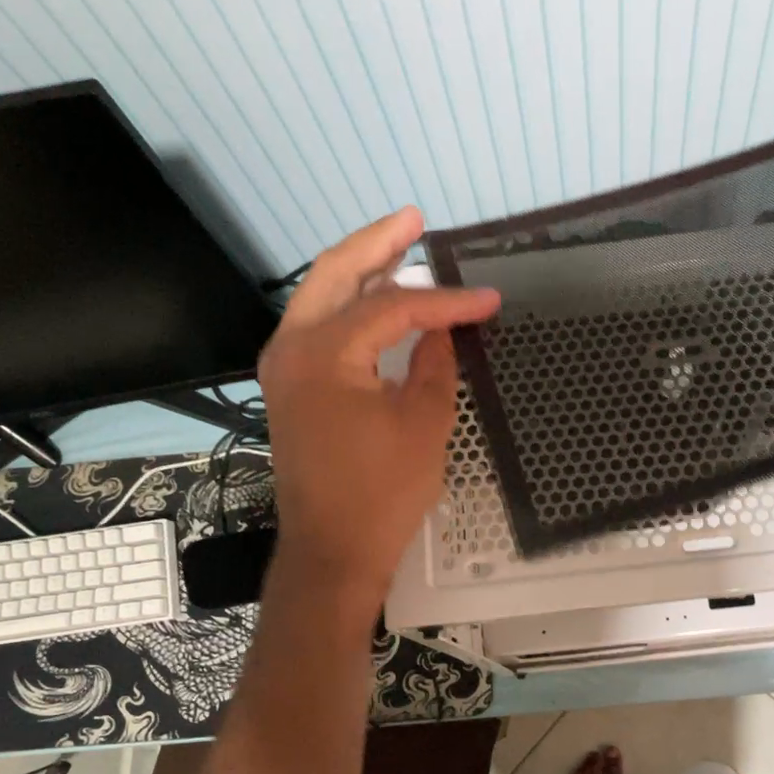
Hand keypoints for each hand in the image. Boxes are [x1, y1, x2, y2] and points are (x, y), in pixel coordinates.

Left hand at [257, 207, 499, 600]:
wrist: (332, 552)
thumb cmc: (381, 495)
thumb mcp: (424, 425)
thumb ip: (435, 364)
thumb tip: (439, 328)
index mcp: (325, 353)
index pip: (392, 307)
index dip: (444, 301)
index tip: (489, 299)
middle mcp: (292, 348)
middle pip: (335, 276)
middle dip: (377, 244)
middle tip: (414, 221)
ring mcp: (284, 368)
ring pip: (320, 297)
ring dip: (360, 271)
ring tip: (400, 249)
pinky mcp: (290, 388)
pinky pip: (318, 327)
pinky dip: (349, 307)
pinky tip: (379, 302)